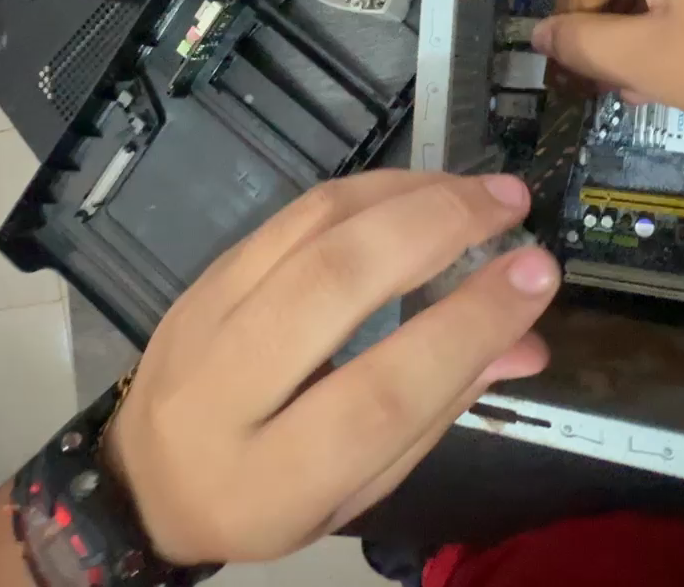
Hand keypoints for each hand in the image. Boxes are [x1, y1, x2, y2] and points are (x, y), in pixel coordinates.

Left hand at [101, 171, 558, 564]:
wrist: (147, 475)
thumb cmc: (268, 496)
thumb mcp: (356, 490)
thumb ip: (437, 412)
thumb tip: (526, 341)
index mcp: (272, 479)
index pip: (382, 392)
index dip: (468, 325)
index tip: (536, 274)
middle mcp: (226, 387)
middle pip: (334, 283)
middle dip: (436, 228)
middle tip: (510, 203)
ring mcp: (208, 314)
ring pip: (312, 228)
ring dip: (408, 193)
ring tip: (478, 189)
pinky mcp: (210, 270)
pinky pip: (295, 210)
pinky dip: (370, 188)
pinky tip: (420, 187)